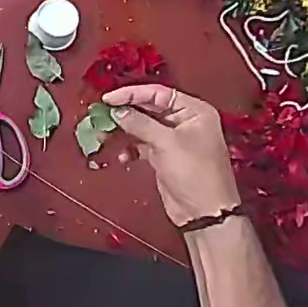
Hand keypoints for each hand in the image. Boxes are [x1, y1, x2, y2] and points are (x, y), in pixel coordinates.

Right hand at [103, 84, 241, 228]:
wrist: (204, 213)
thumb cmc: (199, 176)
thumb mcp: (167, 143)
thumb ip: (140, 124)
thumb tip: (119, 111)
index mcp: (195, 111)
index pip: (159, 93)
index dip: (132, 94)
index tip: (111, 98)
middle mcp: (185, 122)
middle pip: (149, 109)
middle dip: (126, 112)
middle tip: (103, 114)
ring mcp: (175, 140)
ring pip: (143, 127)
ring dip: (124, 131)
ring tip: (105, 133)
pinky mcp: (165, 156)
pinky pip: (143, 145)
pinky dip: (131, 148)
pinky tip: (122, 154)